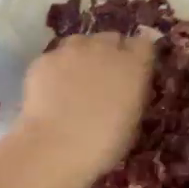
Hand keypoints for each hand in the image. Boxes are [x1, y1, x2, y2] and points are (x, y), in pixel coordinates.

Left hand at [17, 31, 154, 172]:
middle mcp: (104, 47)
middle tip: (100, 81)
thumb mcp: (132, 124)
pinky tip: (51, 93)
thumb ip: (131, 96)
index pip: (144, 45)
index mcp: (134, 65)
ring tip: (73, 83)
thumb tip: (124, 90)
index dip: (137, 58)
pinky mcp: (44, 58)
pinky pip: (54, 58)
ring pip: (80, 43)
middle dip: (108, 54)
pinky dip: (55, 70)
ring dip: (81, 57)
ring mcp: (71, 50)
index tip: (132, 73)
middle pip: (111, 39)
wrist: (56, 148)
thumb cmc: (103, 145)